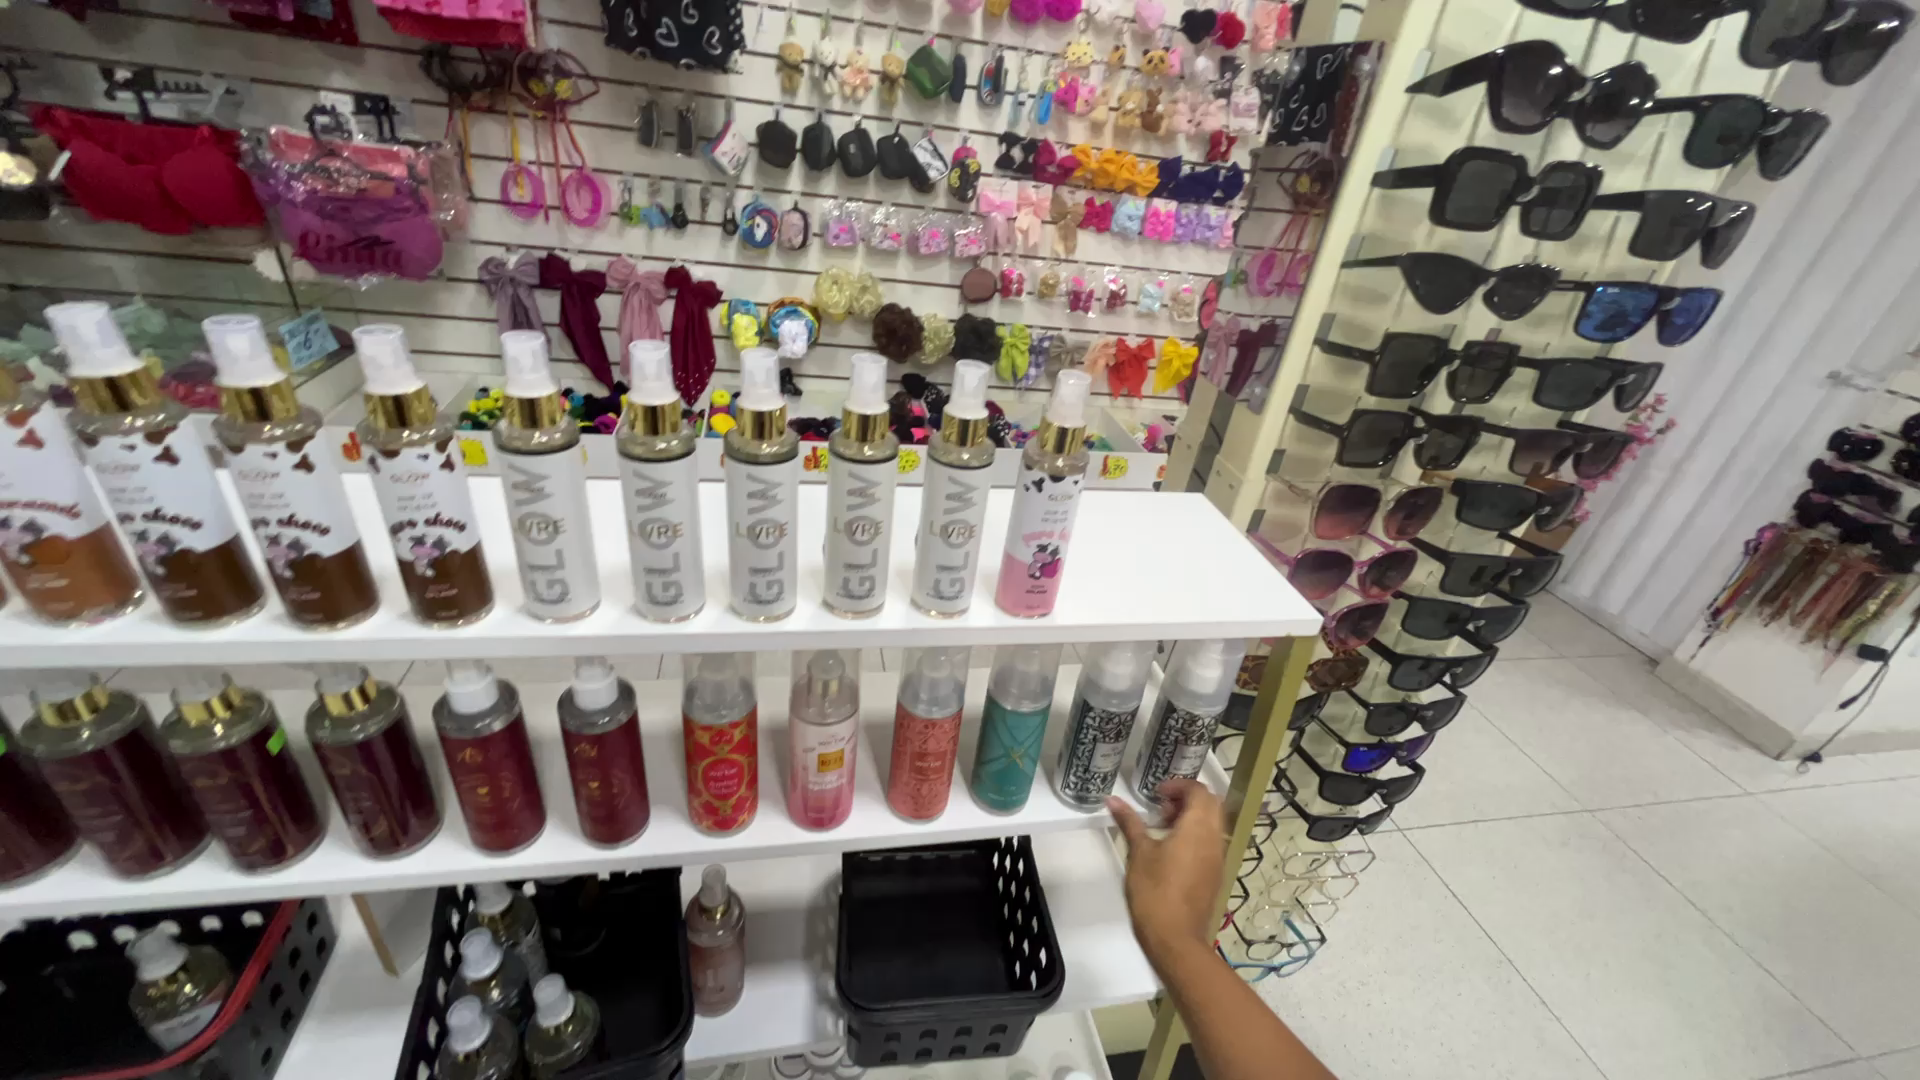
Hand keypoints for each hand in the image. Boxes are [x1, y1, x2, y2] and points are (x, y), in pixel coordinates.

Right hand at [1108, 779, 1224, 967]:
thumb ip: (1129, 822)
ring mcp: (1218, 859)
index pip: (1199, 791)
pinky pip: (1211, 842)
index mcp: (1198, 828)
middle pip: (1210, 804)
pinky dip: (1196, 835)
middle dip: (1187, 798)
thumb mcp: (1139, 853)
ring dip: (1192, 817)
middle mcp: (1215, 839)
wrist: (1176, 940)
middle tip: (1161, 806)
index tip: (1156, 793)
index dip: (1178, 785)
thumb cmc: (1155, 891)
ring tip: (1163, 827)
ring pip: (1213, 824)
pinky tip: (1171, 849)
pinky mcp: (1216, 875)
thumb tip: (1112, 799)